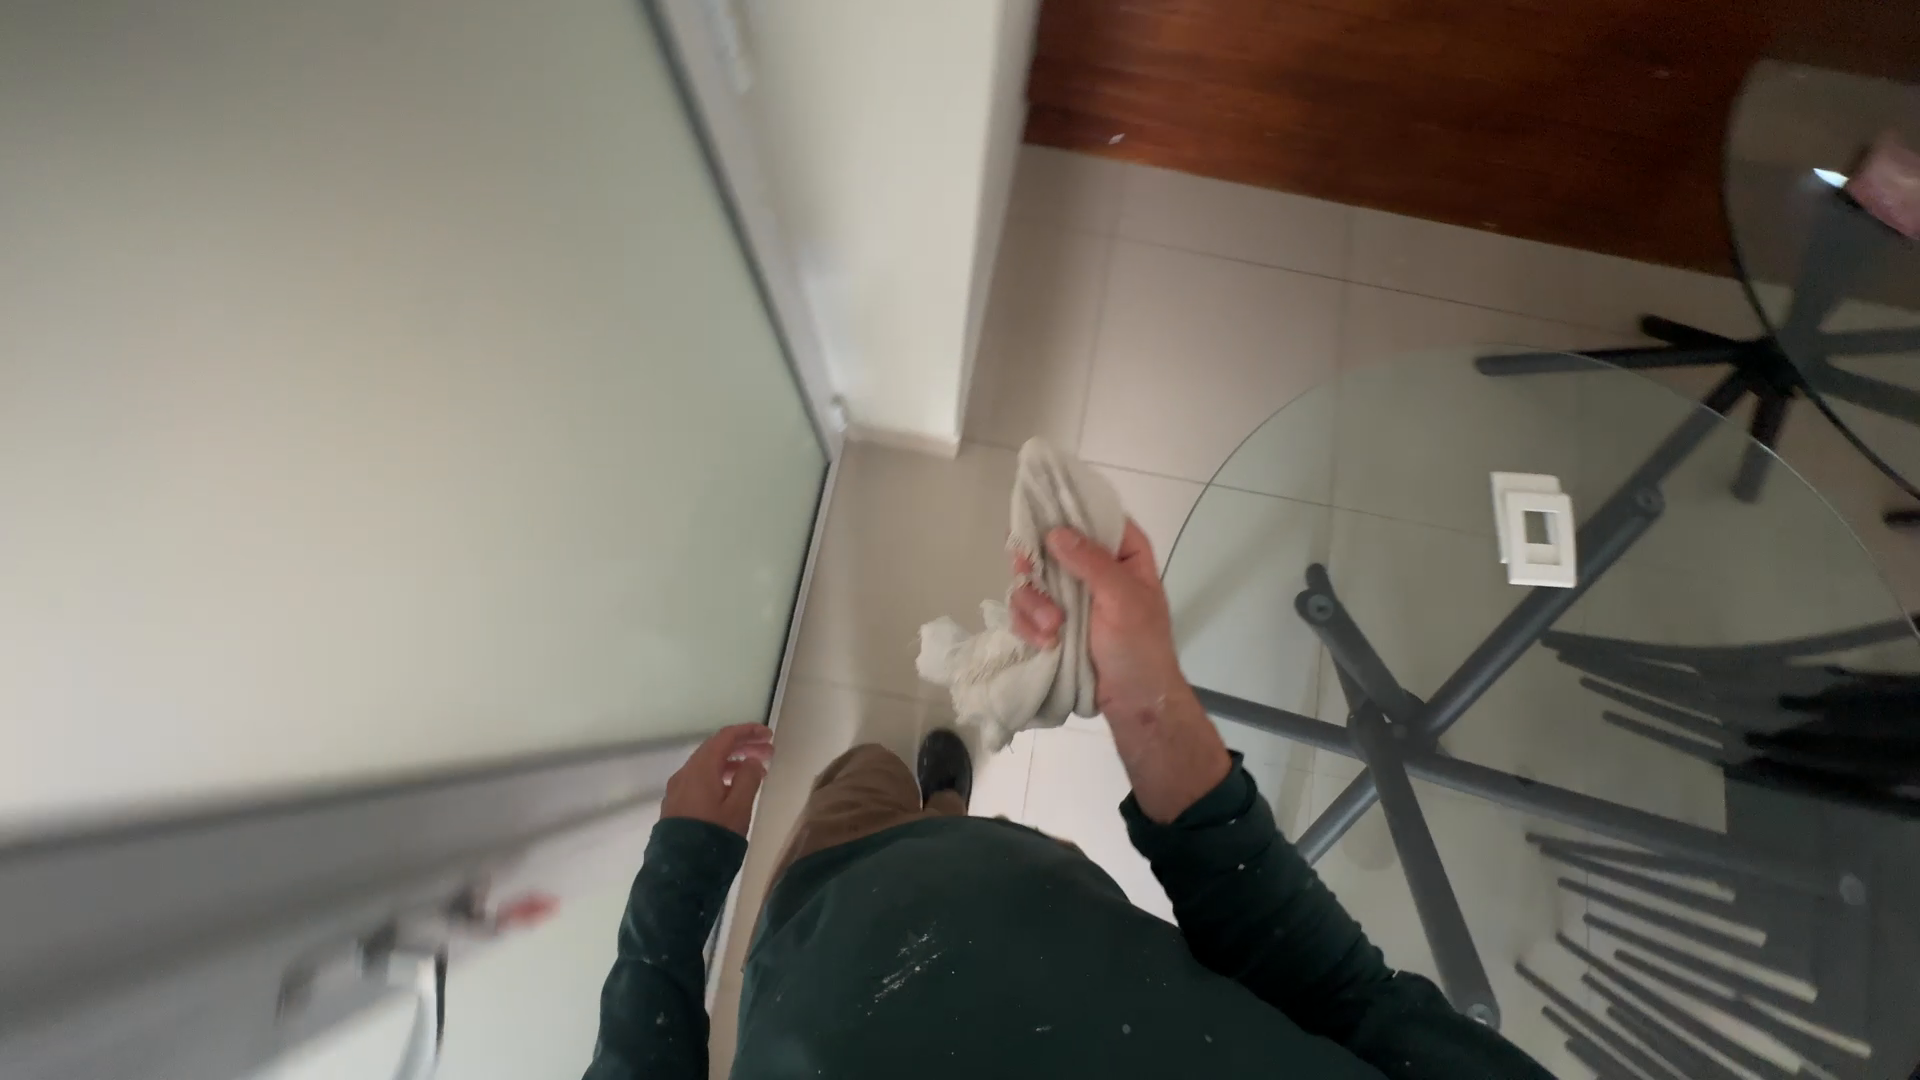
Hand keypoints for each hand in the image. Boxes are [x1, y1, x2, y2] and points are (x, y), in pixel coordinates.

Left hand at [662, 724, 773, 835]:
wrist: (680, 873)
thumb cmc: (713, 836)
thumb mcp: (739, 807)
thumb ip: (748, 778)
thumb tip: (751, 761)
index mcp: (700, 769)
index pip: (725, 737)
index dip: (748, 732)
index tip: (769, 736)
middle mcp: (685, 773)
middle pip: (716, 749)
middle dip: (743, 746)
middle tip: (768, 753)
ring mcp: (677, 789)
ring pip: (707, 765)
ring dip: (733, 762)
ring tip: (755, 772)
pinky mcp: (676, 804)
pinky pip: (700, 779)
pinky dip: (720, 775)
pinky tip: (734, 789)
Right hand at [1010, 521, 1185, 723]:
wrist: (1134, 703)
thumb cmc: (1140, 647)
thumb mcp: (1123, 599)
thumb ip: (1092, 563)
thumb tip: (1055, 531)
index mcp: (1122, 551)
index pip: (1090, 514)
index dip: (1061, 512)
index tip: (1034, 521)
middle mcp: (1093, 566)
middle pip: (1048, 544)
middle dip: (1034, 568)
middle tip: (1026, 576)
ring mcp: (1070, 594)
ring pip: (1030, 580)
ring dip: (1033, 606)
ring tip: (1051, 630)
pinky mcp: (1052, 620)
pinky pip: (1025, 610)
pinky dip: (1029, 626)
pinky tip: (1046, 643)